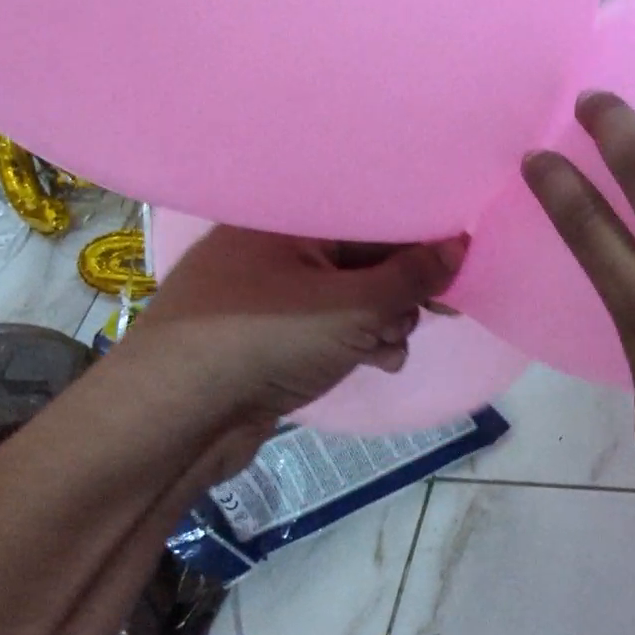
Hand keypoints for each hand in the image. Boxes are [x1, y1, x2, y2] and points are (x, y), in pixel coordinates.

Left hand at [115, 227, 466, 430]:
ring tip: (385, 348)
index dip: (422, 242)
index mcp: (287, 221)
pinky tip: (374, 363)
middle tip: (431, 313)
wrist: (173, 417)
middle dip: (404, 292)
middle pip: (370, 258)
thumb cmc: (264, 341)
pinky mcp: (273, 334)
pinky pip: (335, 326)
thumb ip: (412, 275)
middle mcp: (278, 248)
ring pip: (358, 298)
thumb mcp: (353, 307)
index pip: (374, 217)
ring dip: (387, 323)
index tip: (460, 268)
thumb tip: (461, 245)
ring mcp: (272, 294)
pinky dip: (361, 342)